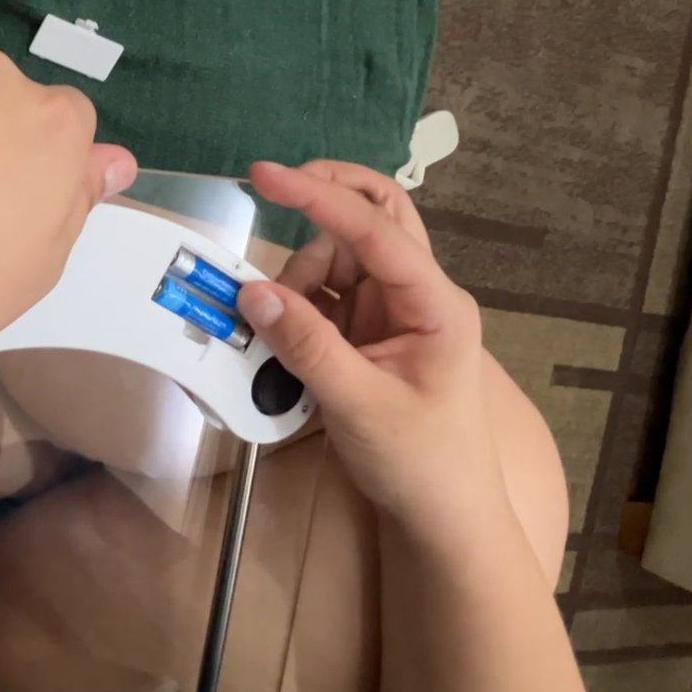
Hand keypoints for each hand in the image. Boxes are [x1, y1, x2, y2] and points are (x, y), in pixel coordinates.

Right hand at [236, 161, 511, 536]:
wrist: (440, 515)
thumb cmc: (420, 462)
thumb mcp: (359, 405)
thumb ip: (305, 345)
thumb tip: (252, 292)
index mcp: (434, 303)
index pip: (376, 231)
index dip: (319, 198)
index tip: (265, 177)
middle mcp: (414, 293)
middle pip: (372, 219)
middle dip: (324, 199)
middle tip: (272, 188)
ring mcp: (388, 310)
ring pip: (336, 257)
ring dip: (297, 274)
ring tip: (276, 325)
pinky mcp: (364, 329)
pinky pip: (322, 292)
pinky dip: (293, 299)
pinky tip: (278, 328)